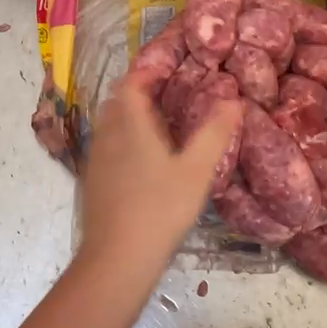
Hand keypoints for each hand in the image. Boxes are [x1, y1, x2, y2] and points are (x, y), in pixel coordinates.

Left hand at [77, 76, 241, 273]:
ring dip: (130, 119)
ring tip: (161, 129)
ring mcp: (95, 159)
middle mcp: (106, 135)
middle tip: (169, 97)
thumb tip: (233, 100)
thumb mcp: (196, 171)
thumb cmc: (160, 208)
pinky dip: (123, 143)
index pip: (131, 83)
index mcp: (129, 124)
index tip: (170, 71)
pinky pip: (107, 148)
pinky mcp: (93, 182)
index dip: (147, 73)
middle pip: (117, 102)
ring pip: (110, 126)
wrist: (117, 257)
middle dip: (139, 94)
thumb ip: (214, 134)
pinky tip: (144, 164)